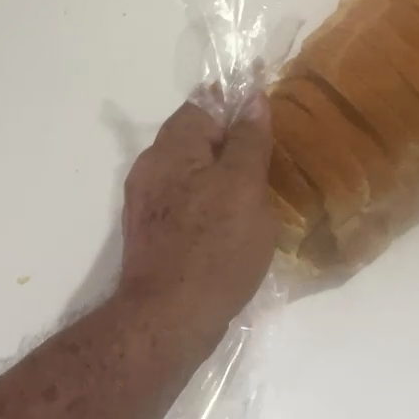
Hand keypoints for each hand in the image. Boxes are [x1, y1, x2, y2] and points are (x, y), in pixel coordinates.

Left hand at [117, 96, 277, 345]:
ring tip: (257, 199)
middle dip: (231, 146)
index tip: (271, 125)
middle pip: (195, 141)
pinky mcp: (153, 237)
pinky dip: (210, 208)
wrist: (170, 318)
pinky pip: (186, 206)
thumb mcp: (244, 188)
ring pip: (191, 176)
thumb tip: (253, 100)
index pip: (204, 105)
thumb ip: (249, 142)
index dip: (238, 108)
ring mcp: (148, 205)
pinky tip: (232, 229)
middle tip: (271, 165)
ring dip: (221, 180)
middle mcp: (152, 169)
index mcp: (172, 148)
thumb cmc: (214, 248)